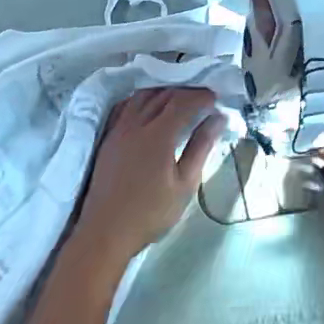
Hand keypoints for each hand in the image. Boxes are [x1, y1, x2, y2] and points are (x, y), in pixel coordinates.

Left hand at [72, 88, 224, 264]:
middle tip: (203, 98)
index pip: (182, 101)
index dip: (201, 96)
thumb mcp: (185, 184)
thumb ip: (201, 147)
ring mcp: (118, 129)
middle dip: (185, 91)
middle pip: (162, 94)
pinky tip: (149, 107)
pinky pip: (125, 106)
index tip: (216, 98)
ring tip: (179, 100)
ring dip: (163, 91)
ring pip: (142, 96)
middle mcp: (136, 124)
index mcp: (158, 135)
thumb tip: (218, 119)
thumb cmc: (151, 213)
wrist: (106, 232)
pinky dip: (142, 99)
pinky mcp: (108, 137)